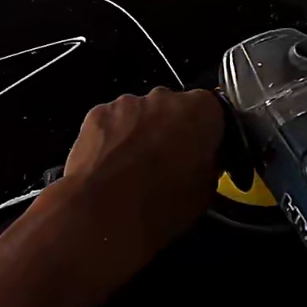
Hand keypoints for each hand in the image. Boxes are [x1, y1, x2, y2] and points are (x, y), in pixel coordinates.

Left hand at [55, 87, 222, 264]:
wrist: (106, 209)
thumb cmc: (164, 202)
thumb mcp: (205, 191)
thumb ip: (206, 164)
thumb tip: (200, 161)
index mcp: (200, 110)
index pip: (210, 111)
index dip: (203, 133)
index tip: (197, 152)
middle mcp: (163, 97)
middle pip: (170, 108)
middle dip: (167, 128)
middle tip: (162, 161)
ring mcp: (125, 102)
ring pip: (136, 114)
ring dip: (136, 132)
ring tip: (129, 166)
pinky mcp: (96, 113)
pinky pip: (109, 123)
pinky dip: (109, 138)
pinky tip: (106, 163)